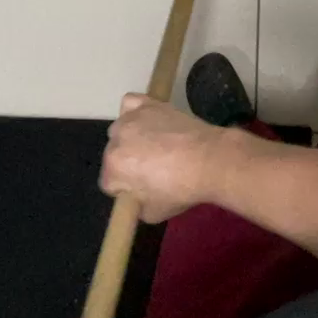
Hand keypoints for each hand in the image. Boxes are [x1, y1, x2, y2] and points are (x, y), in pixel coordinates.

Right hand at [99, 93, 230, 222]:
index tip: (143, 190)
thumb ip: (134, 205)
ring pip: (120, 130)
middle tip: (151, 170)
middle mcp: (117, 139)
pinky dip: (134, 112)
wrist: (208, 159)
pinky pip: (130, 104)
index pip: (109, 183)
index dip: (126, 190)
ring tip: (153, 145)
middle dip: (127, 164)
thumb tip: (135, 198)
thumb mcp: (152, 213)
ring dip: (130, 138)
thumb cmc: (180, 188)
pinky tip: (146, 122)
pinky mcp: (148, 103)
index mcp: (114, 166)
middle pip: (113, 154)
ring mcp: (132, 117)